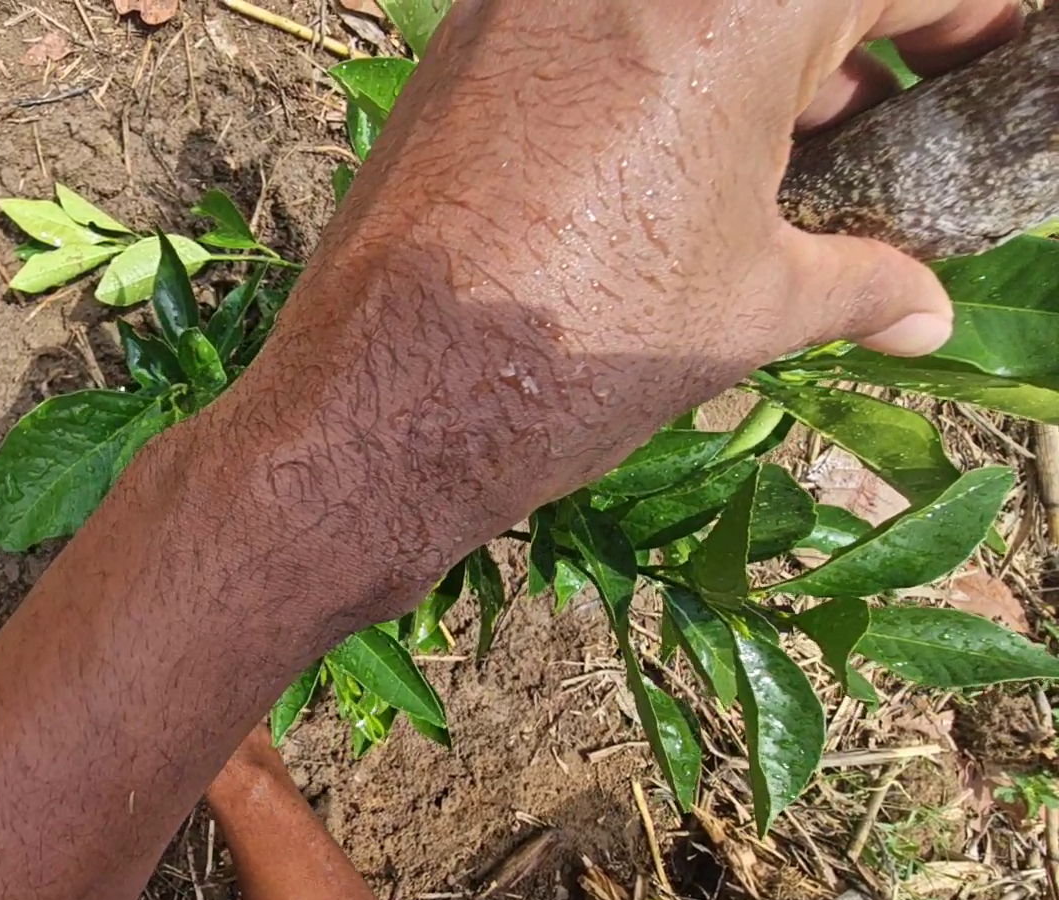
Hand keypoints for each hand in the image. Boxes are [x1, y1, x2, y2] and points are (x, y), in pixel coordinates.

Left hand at [209, 0, 1021, 619]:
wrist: (378, 406)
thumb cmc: (569, 359)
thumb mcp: (740, 316)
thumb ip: (852, 280)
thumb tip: (922, 304)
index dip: (967, 21)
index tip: (975, 68)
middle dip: (840, 41)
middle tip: (858, 123)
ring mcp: (511, 11)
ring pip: (664, 11)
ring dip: (729, 59)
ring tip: (754, 156)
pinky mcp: (443, 65)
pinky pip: (569, 41)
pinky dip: (630, 75)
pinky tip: (635, 161)